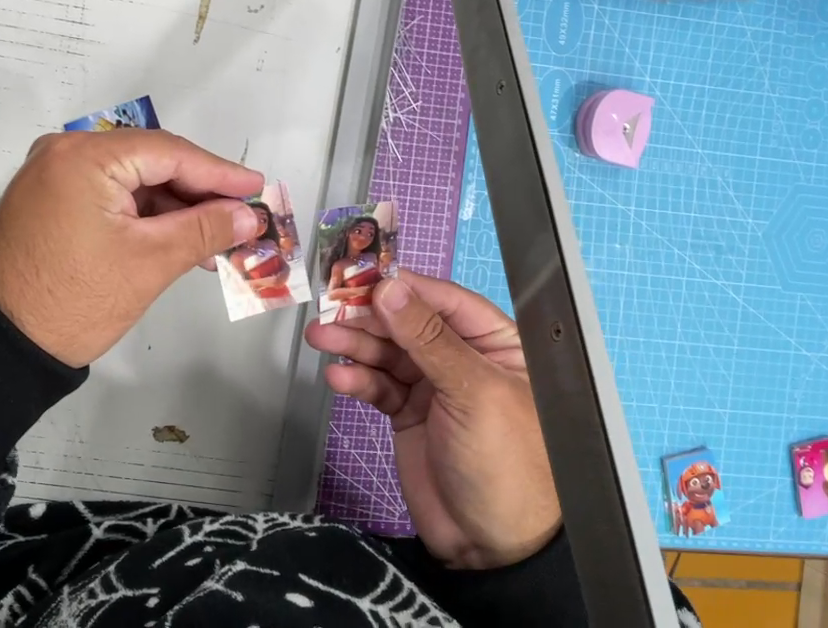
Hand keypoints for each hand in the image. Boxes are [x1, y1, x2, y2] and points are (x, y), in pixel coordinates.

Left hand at [0, 130, 262, 367]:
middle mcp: (63, 151)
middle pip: (149, 161)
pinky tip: (175, 239)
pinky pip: (108, 193)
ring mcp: (51, 173)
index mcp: (84, 156)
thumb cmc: (76, 301)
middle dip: (198, 192)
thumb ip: (206, 229)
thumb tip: (249, 214)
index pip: (168, 153)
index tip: (257, 187)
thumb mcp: (150, 262)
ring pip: (130, 179)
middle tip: (242, 215)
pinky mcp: (48, 197)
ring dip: (172, 207)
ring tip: (215, 240)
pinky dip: (142, 214)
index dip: (219, 172)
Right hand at [305, 271, 560, 568]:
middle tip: (332, 310)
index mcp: (496, 345)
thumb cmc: (506, 463)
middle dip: (370, 318)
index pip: (446, 301)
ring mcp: (433, 387)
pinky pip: (378, 385)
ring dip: (354, 345)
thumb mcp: (472, 392)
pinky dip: (358, 380)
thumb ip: (427, 338)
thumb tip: (390, 288)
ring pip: (387, 352)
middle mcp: (463, 359)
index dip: (406, 288)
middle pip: (408, 324)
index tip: (365, 278)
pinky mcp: (408, 413)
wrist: (492, 548)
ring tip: (322, 338)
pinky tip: (340, 378)